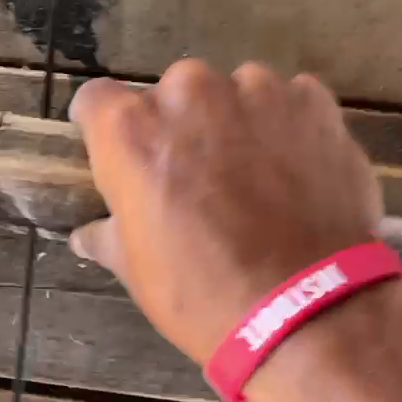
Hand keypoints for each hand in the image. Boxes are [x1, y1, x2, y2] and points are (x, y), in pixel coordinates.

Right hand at [67, 60, 381, 363]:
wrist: (308, 310)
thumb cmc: (203, 292)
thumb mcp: (137, 270)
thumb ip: (109, 235)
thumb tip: (88, 234)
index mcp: (132, 130)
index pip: (97, 100)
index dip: (105, 125)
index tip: (119, 151)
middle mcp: (189, 92)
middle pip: (172, 94)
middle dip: (180, 127)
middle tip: (197, 178)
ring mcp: (257, 91)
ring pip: (234, 93)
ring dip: (236, 123)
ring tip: (255, 177)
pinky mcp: (313, 103)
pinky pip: (289, 102)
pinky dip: (288, 127)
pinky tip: (297, 172)